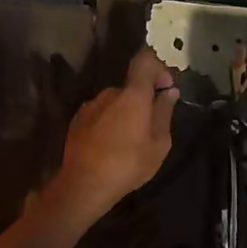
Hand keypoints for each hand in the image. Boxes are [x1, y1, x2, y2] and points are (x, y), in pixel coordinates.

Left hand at [41, 48, 177, 224]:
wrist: (84, 185)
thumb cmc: (128, 165)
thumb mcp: (158, 144)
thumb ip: (164, 113)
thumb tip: (169, 92)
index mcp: (132, 95)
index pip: (144, 62)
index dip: (157, 67)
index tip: (166, 85)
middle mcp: (109, 93)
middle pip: (130, 87)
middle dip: (142, 99)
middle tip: (150, 125)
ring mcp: (90, 106)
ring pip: (114, 101)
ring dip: (124, 112)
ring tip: (128, 140)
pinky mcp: (77, 120)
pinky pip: (100, 113)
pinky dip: (108, 122)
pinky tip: (110, 145)